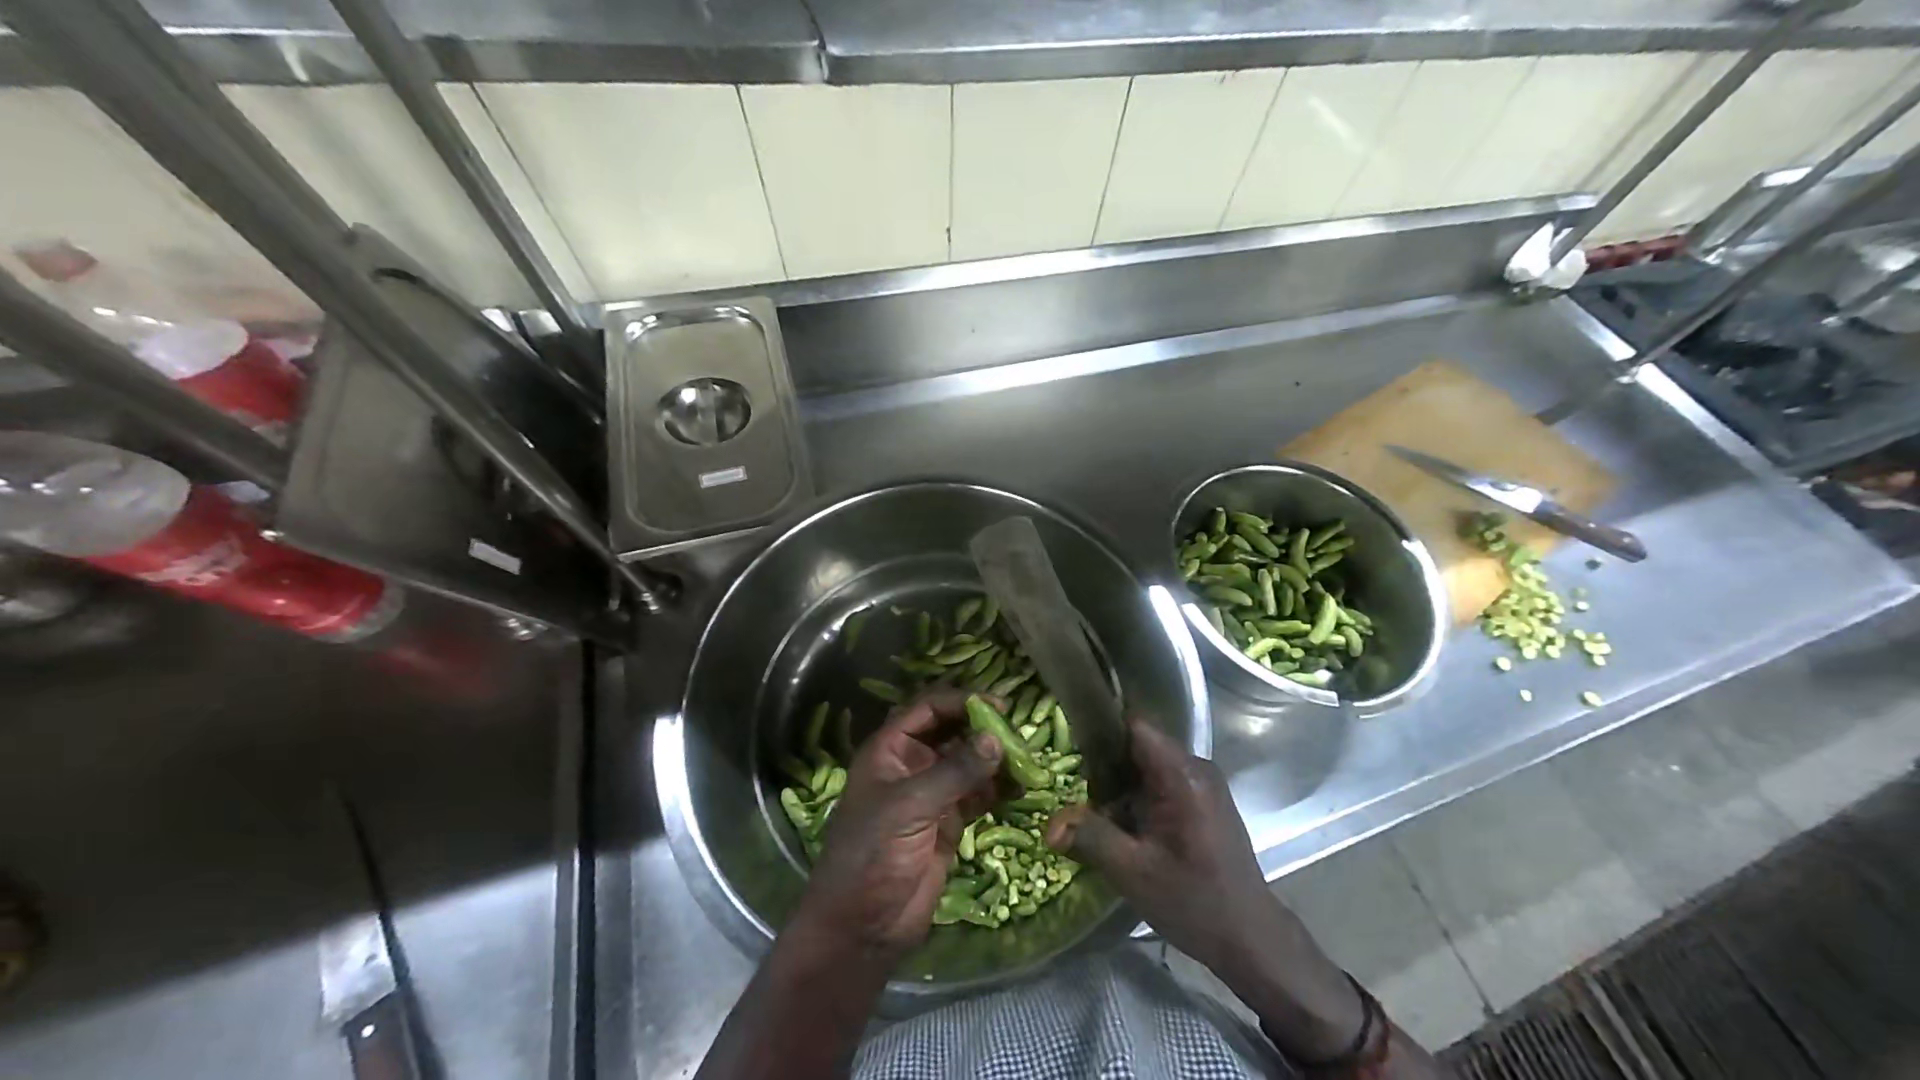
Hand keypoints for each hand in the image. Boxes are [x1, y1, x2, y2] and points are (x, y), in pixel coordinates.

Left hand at [794, 690, 1002, 957]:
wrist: (862, 926)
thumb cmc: (872, 854)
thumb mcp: (910, 806)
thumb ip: (954, 771)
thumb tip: (996, 739)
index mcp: (889, 750)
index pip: (928, 710)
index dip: (961, 702)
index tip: (999, 706)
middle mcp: (911, 765)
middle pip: (952, 732)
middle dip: (983, 730)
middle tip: (1019, 734)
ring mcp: (931, 794)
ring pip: (968, 763)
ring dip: (995, 760)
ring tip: (1027, 761)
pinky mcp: (948, 822)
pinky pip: (977, 794)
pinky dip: (998, 789)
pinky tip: (1020, 787)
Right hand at [1042, 715, 1276, 972]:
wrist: (1251, 940)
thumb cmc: (1194, 903)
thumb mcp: (1133, 873)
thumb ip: (1090, 837)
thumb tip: (1048, 825)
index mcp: (1183, 776)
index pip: (1136, 726)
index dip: (1102, 729)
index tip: (1071, 745)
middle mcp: (1197, 769)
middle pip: (1140, 746)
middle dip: (1106, 764)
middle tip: (1075, 789)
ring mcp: (1204, 785)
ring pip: (1148, 765)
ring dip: (1120, 783)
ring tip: (1093, 809)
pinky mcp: (1204, 802)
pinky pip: (1161, 782)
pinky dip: (1138, 796)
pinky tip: (1122, 824)